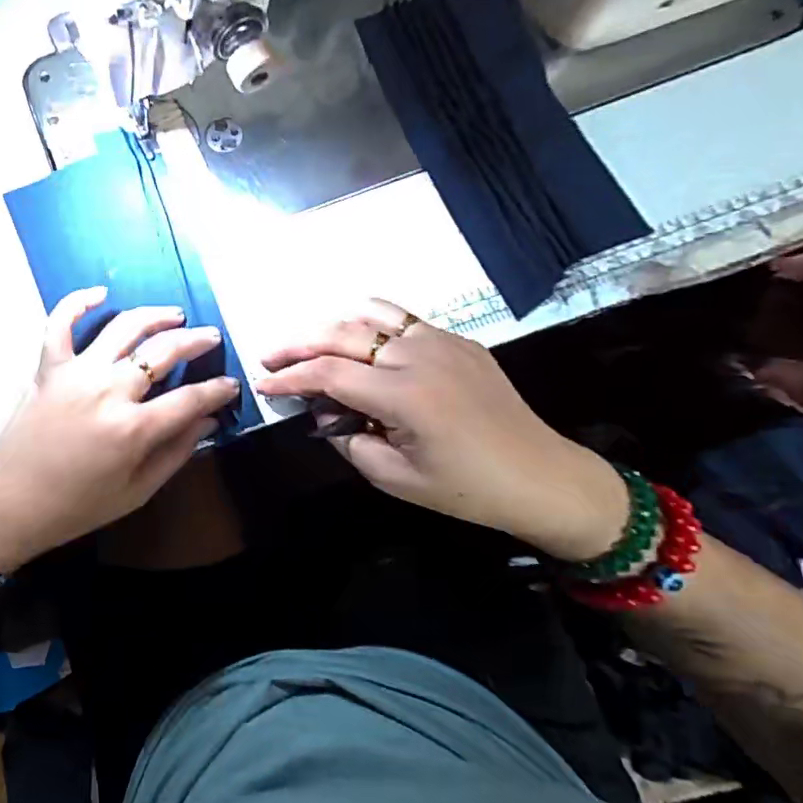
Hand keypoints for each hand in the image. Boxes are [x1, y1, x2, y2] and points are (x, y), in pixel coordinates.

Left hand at [0, 287, 240, 573]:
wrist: (9, 505)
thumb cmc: (77, 506)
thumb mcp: (137, 491)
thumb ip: (177, 452)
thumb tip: (208, 420)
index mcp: (133, 428)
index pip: (191, 398)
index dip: (217, 390)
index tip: (230, 384)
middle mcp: (108, 391)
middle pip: (163, 351)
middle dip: (196, 340)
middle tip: (211, 337)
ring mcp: (75, 374)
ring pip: (123, 328)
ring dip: (155, 315)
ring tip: (175, 315)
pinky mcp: (47, 368)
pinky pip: (60, 324)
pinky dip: (78, 303)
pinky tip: (99, 294)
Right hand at [255, 299, 628, 561]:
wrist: (538, 474)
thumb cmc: (465, 488)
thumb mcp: (395, 477)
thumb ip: (348, 440)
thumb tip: (326, 412)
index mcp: (403, 395)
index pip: (328, 374)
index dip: (290, 377)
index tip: (264, 383)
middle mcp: (418, 355)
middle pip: (342, 334)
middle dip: (300, 344)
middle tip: (272, 356)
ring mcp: (441, 340)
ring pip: (372, 314)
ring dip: (335, 325)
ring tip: (314, 344)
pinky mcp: (458, 339)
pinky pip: (405, 320)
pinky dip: (373, 323)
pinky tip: (363, 342)